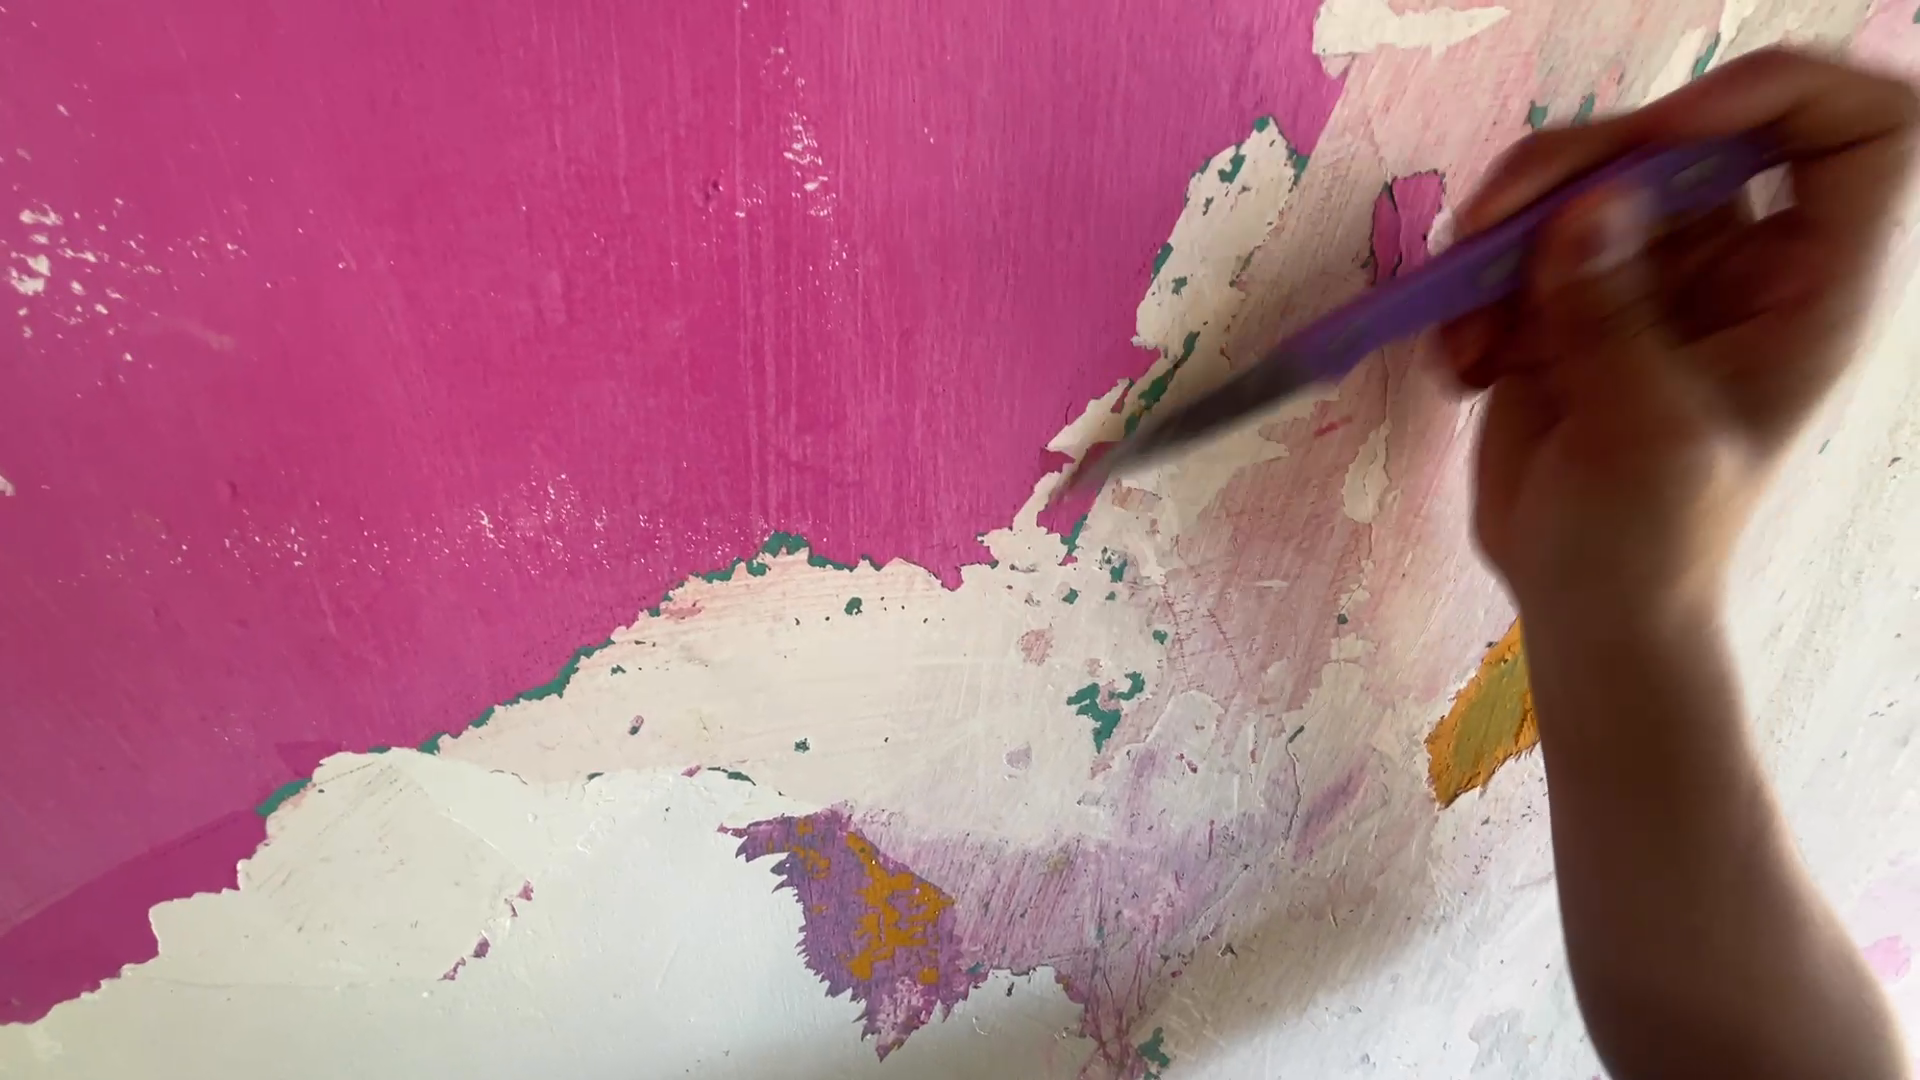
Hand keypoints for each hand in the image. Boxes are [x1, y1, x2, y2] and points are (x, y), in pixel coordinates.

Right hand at [1442, 47, 1917, 620]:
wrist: (1580, 592)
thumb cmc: (1651, 534)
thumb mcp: (1644, 432)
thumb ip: (1614, 320)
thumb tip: (1585, 206)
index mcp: (1798, 286)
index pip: (1847, 132)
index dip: (1767, 98)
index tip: (1659, 131)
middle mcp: (1715, 272)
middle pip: (1657, 154)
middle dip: (1560, 178)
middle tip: (1480, 229)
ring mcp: (1622, 296)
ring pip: (1556, 212)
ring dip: (1487, 264)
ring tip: (1464, 347)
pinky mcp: (1546, 326)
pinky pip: (1496, 280)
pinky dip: (1461, 316)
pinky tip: (1462, 375)